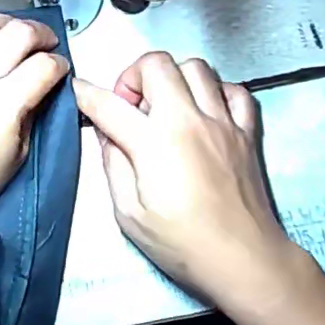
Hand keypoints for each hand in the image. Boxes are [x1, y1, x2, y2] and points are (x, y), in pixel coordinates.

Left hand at [0, 6, 69, 254]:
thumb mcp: (16, 156)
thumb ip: (30, 114)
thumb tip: (39, 88)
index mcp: (3, 104)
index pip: (43, 65)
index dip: (59, 64)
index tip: (61, 69)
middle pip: (16, 34)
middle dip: (39, 34)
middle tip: (45, 44)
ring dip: (1, 21)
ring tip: (10, 31)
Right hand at [73, 52, 306, 311]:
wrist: (244, 261)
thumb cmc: (182, 244)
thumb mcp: (129, 214)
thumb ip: (114, 167)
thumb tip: (109, 136)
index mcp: (154, 142)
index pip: (109, 105)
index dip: (84, 94)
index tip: (77, 91)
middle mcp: (189, 120)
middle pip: (157, 64)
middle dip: (133, 76)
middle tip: (130, 107)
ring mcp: (223, 122)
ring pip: (196, 67)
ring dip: (174, 79)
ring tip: (166, 107)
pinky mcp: (247, 132)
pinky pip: (234, 90)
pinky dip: (215, 92)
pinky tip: (204, 112)